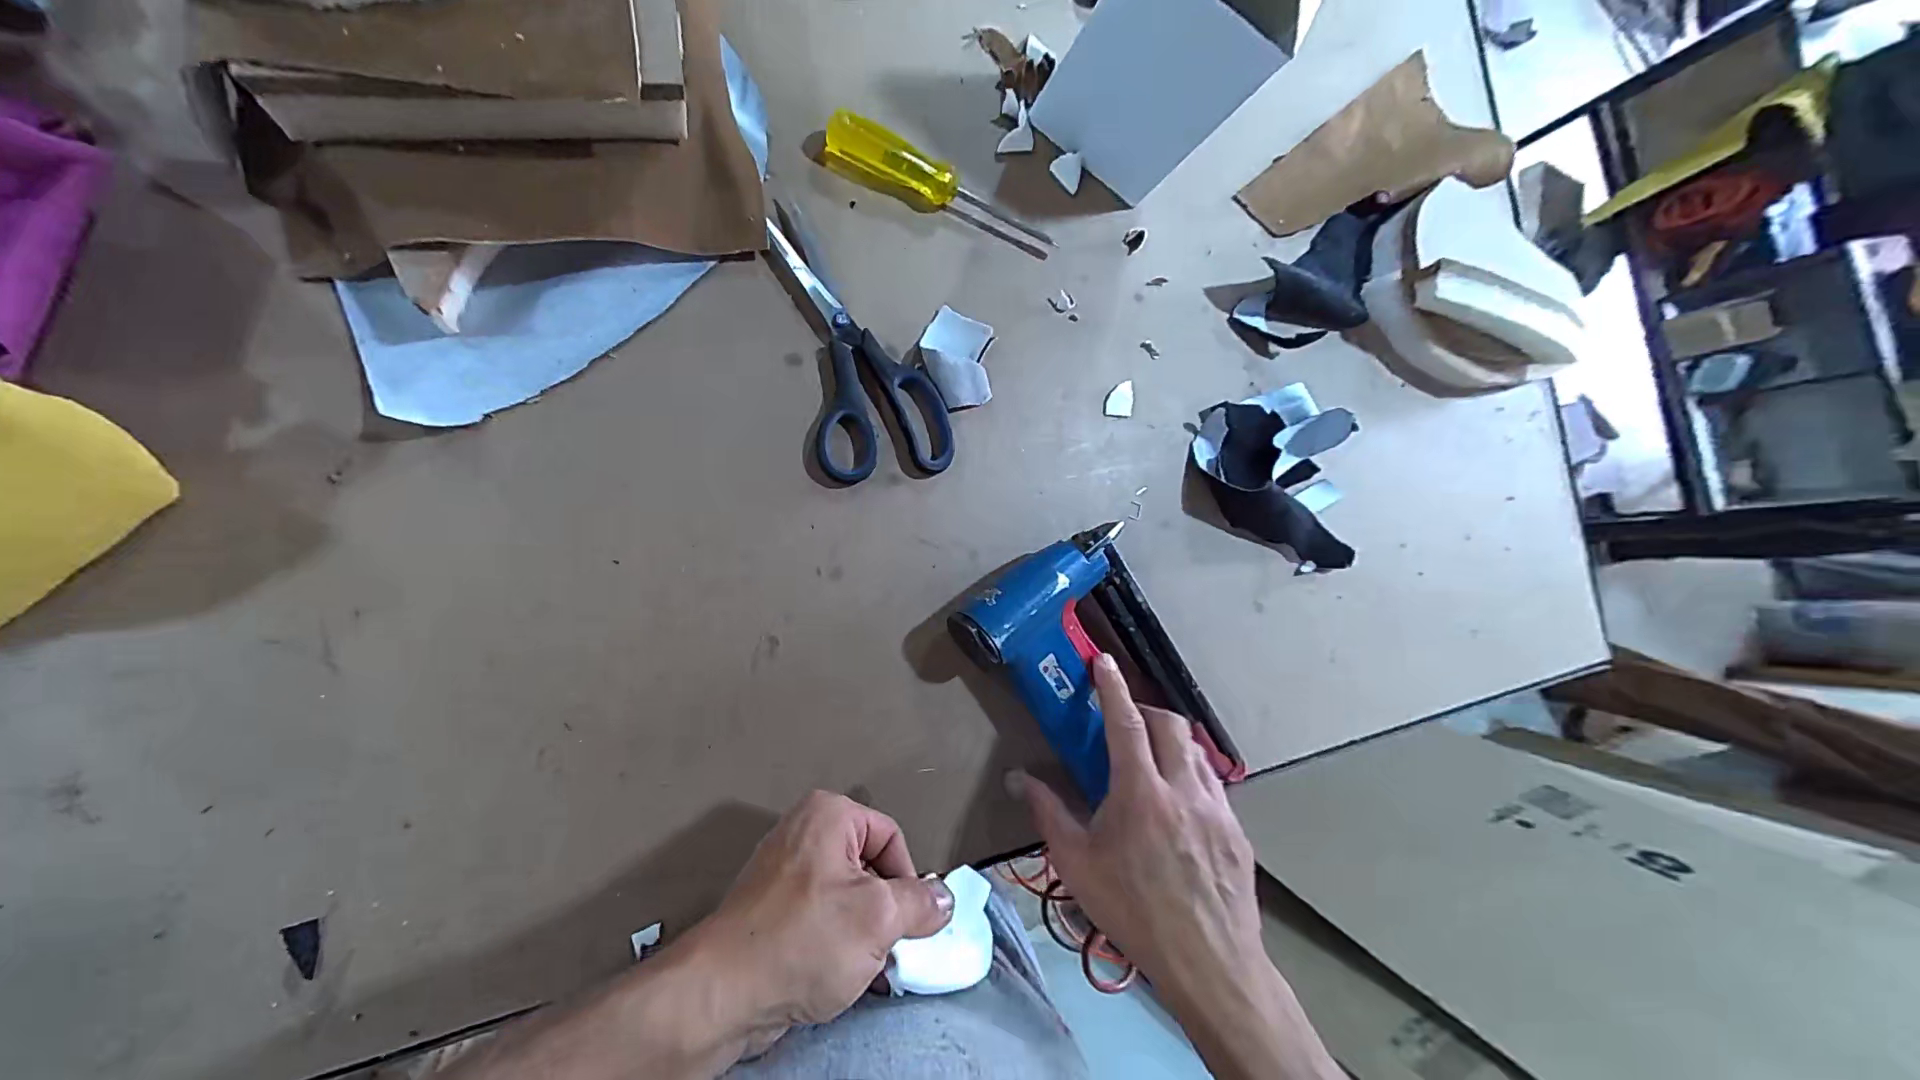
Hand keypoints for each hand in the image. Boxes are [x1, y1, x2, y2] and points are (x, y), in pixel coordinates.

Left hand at [684, 791, 955, 1046]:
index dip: (908, 880)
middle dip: (886, 911)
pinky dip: (837, 943)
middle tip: (889, 944)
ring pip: (847, 897)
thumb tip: (941, 898)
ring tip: (865, 966)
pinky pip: (820, 917)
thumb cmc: (793, 944)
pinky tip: (840, 975)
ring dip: (864, 933)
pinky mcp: (771, 910)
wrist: (721, 997)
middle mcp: (804, 834)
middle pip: (870, 867)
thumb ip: (921, 903)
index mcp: (828, 815)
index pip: (892, 837)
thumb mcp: (879, 918)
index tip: (912, 917)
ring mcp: (784, 873)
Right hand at [1017, 654, 1341, 1079]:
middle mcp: (1183, 787)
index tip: (1104, 661)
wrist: (1210, 962)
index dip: (1113, 686)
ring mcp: (1216, 807)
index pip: (1126, 722)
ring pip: (1196, 751)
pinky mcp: (1237, 829)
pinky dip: (1192, 774)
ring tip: (1153, 761)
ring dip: (1172, 741)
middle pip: (1170, 724)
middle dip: (1147, 711)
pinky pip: (1214, 783)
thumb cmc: (1133, 911)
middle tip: (1127, 722)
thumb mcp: (1077, 864)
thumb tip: (1019, 779)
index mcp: (1140, 791)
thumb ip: (1048, 812)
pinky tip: (1180, 804)